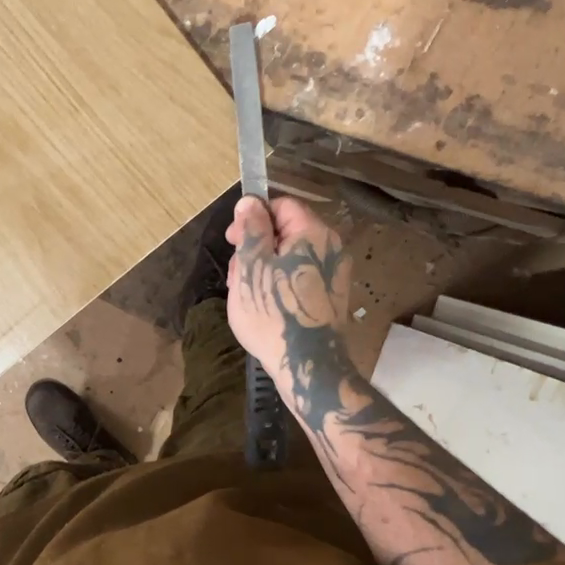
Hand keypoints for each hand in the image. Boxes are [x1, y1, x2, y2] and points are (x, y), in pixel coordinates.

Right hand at [224, 195, 353, 388]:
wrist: (306, 363)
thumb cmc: (273, 312)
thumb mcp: (251, 266)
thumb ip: (251, 229)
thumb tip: (249, 201)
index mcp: (313, 233)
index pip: (282, 205)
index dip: (253, 217)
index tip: (231, 238)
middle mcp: (329, 248)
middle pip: (285, 232)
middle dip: (254, 247)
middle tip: (234, 273)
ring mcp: (332, 274)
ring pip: (289, 257)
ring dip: (262, 268)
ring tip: (243, 294)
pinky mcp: (329, 297)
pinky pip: (298, 277)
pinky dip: (277, 284)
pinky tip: (262, 306)